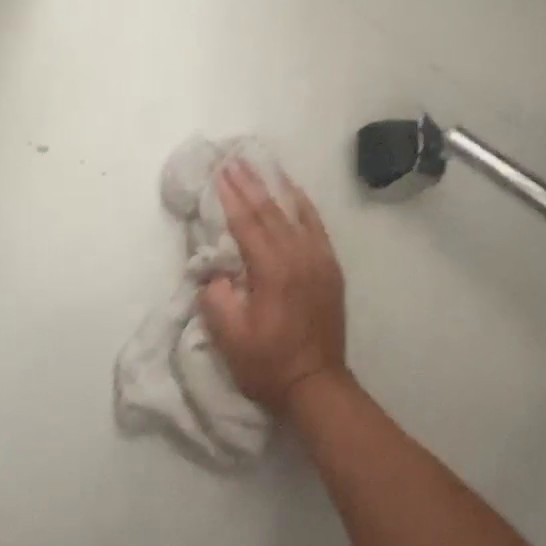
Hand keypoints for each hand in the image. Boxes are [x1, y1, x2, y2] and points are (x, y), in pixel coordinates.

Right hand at [200, 161, 349, 411]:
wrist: (316, 384)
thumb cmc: (268, 364)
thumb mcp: (230, 337)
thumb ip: (216, 297)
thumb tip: (215, 271)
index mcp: (272, 270)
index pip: (247, 224)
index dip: (231, 198)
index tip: (220, 173)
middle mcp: (299, 257)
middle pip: (271, 212)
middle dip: (250, 185)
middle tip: (235, 160)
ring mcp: (319, 260)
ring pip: (296, 214)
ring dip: (276, 189)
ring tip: (262, 166)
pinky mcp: (330, 269)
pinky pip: (317, 227)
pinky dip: (304, 206)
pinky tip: (295, 193)